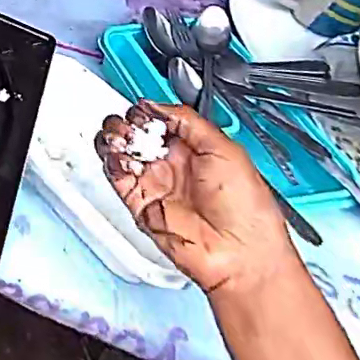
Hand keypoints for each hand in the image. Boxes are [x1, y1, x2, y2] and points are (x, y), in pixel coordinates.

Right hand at [96, 101, 298, 295]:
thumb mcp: (225, 150)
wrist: (241, 255)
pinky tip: (126, 158)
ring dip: (114, 135)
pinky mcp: (138, 200)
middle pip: (130, 128)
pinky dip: (111, 158)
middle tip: (138, 128)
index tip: (150, 113)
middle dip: (127, 121)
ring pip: (116, 146)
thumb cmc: (248, 210)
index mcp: (189, 148)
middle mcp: (168, 162)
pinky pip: (113, 171)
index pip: (155, 117)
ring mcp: (152, 180)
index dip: (148, 111)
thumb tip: (154, 105)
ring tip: (126, 140)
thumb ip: (188, 120)